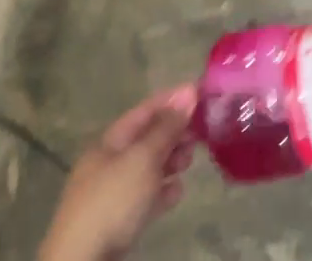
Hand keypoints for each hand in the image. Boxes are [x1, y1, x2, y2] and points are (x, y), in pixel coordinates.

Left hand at [39, 84, 197, 260]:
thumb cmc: (112, 202)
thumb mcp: (143, 159)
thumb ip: (167, 127)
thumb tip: (188, 92)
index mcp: (109, 143)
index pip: (145, 111)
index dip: (172, 100)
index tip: (202, 92)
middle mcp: (110, 164)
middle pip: (148, 139)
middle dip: (175, 133)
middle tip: (201, 134)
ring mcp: (113, 193)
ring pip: (150, 168)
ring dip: (172, 162)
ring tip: (188, 164)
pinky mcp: (120, 220)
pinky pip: (147, 197)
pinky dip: (163, 191)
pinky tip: (175, 193)